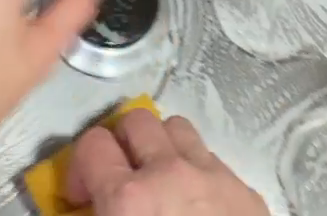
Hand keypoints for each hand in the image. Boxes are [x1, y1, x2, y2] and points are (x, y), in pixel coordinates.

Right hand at [65, 110, 268, 214]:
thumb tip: (87, 213)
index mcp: (129, 200)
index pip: (92, 144)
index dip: (80, 166)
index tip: (79, 196)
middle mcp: (169, 174)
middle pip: (136, 120)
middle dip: (121, 145)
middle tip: (118, 180)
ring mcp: (213, 176)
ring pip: (177, 128)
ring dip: (161, 148)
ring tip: (158, 182)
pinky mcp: (247, 191)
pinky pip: (212, 159)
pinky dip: (197, 171)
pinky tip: (196, 206)